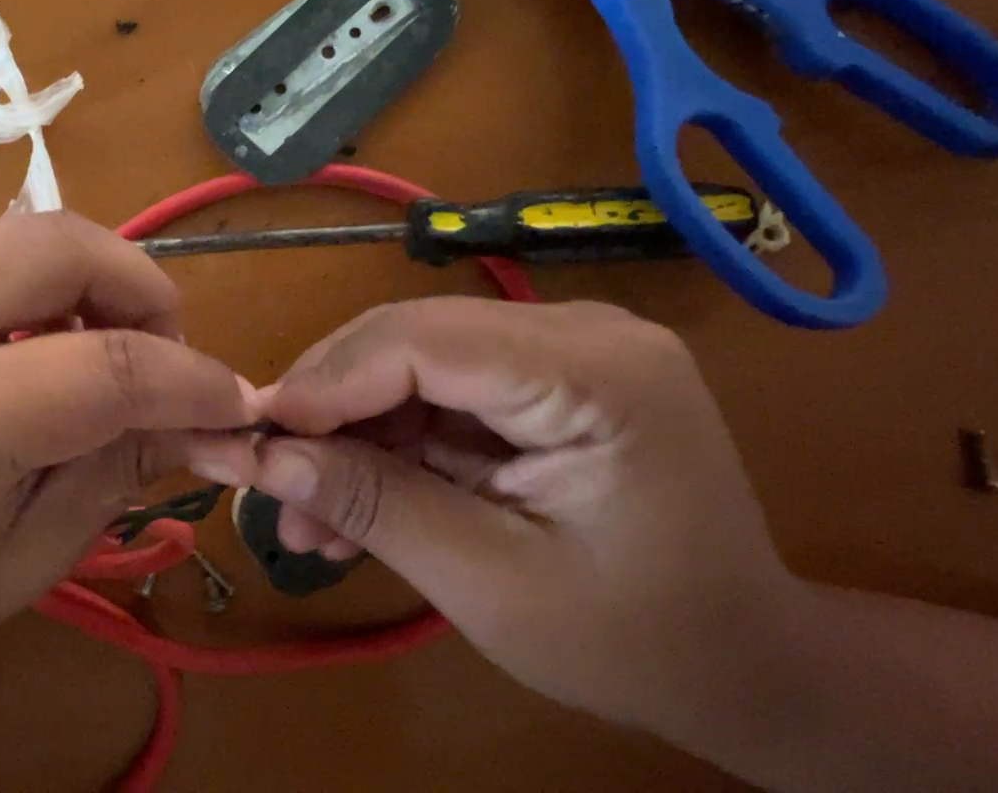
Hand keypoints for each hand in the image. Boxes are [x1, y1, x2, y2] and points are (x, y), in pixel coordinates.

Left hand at [0, 212, 259, 691]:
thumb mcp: (41, 547)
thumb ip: (130, 460)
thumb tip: (217, 411)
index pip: (99, 365)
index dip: (187, 379)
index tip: (233, 403)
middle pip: (58, 247)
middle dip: (140, 288)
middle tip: (169, 355)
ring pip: (28, 232)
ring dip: (97, 275)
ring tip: (118, 348)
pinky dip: (52, 279)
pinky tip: (59, 341)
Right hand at [251, 297, 802, 733]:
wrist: (743, 666)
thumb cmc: (634, 641)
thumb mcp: (488, 582)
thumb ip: (374, 505)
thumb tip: (262, 457)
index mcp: (596, 372)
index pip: (420, 341)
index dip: (325, 384)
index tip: (254, 440)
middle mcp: (579, 332)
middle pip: (405, 340)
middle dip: (327, 412)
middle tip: (268, 480)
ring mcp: (559, 349)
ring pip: (403, 365)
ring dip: (346, 435)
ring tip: (302, 516)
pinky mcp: (536, 377)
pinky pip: (430, 391)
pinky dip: (382, 445)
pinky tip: (345, 505)